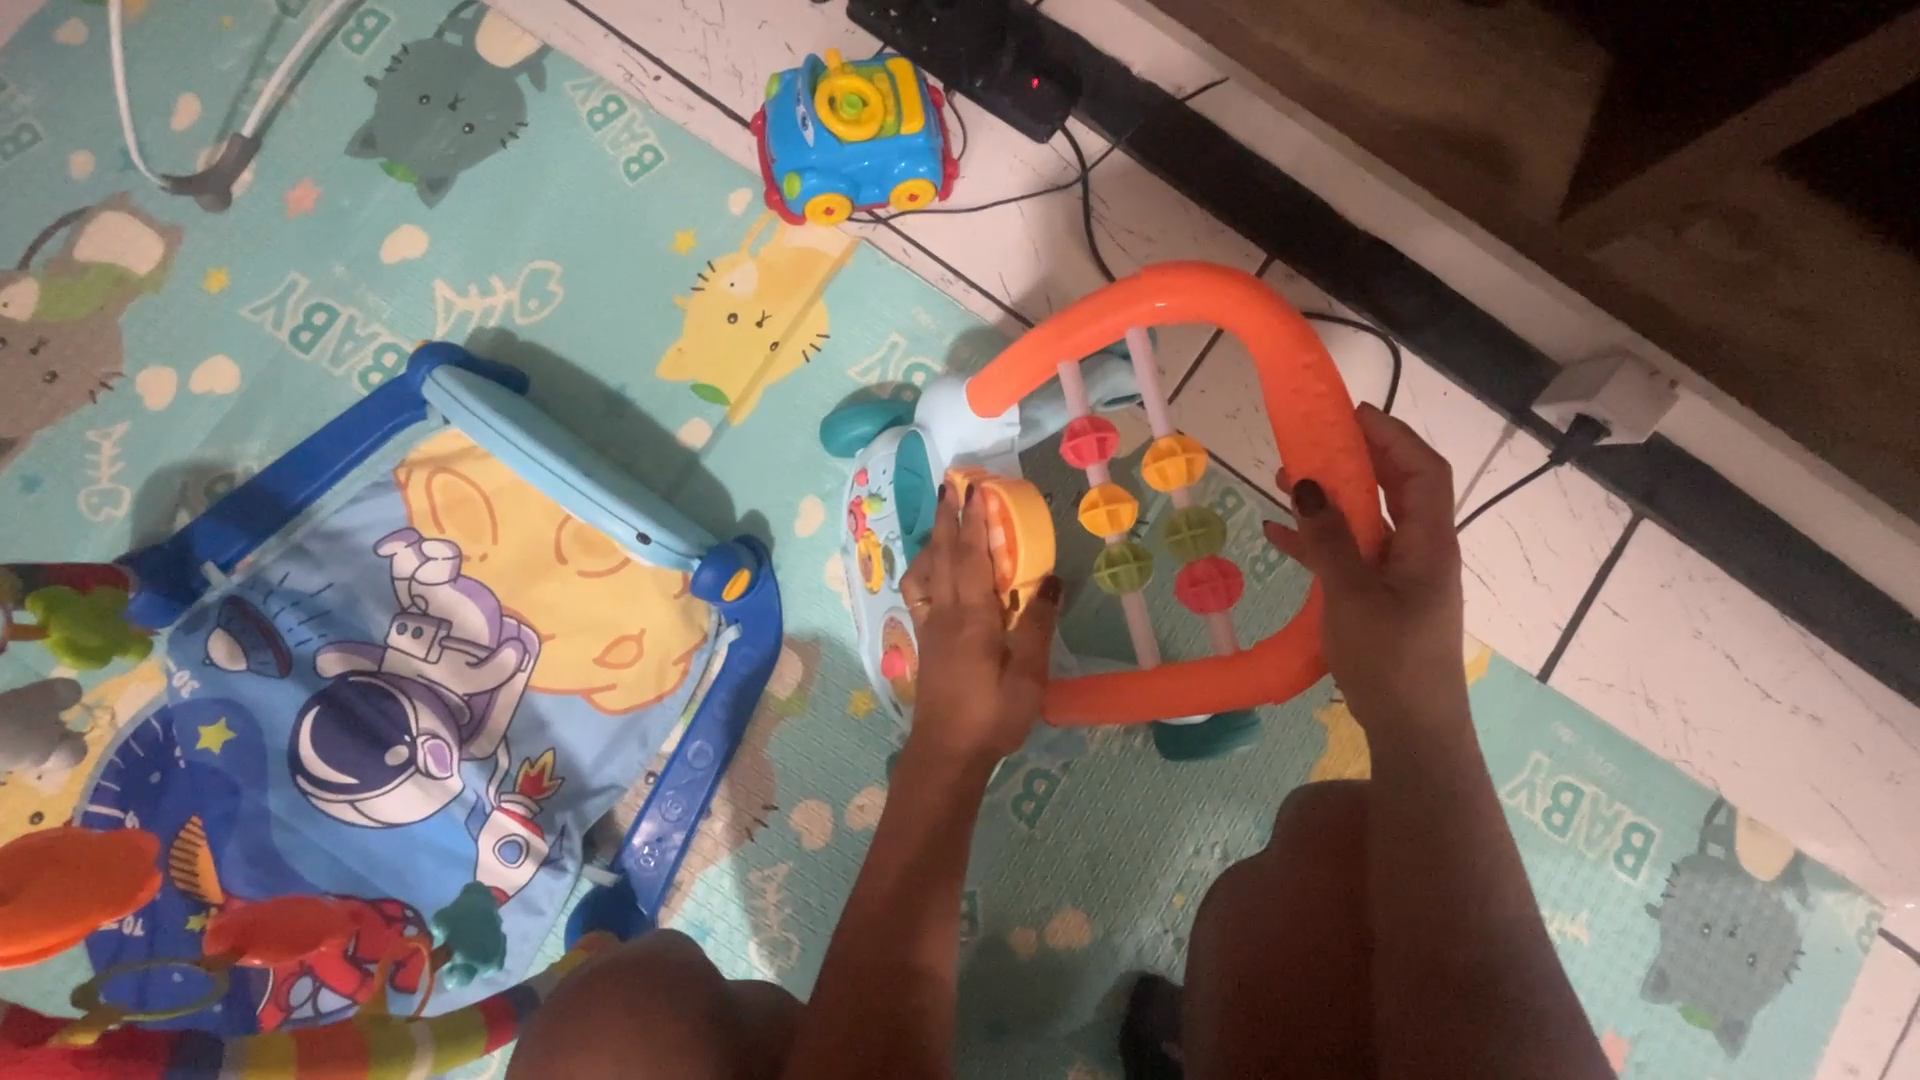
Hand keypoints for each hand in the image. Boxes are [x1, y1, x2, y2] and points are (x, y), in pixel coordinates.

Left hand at [898, 483, 1061, 765]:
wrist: (946, 752)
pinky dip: (925, 568)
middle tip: (950, 484)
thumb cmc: (992, 716)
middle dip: (948, 517)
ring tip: (943, 520)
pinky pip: (920, 592)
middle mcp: (945, 614)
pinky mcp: (926, 641)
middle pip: (943, 555)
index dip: (976, 521)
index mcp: (972, 618)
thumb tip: (1051, 581)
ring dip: (934, 539)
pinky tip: (934, 570)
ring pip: (925, 571)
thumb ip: (1038, 626)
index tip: (978, 488)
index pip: (974, 557)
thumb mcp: (1028, 677)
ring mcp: (930, 627)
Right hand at [1263, 403, 1468, 732]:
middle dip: (1355, 460)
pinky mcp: (1379, 600)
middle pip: (1395, 489)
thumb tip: (1306, 484)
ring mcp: (1400, 577)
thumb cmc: (1391, 661)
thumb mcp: (1353, 596)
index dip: (1392, 436)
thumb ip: (1330, 539)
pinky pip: (1349, 556)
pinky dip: (1317, 541)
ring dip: (1330, 499)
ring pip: (1367, 521)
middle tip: (1310, 441)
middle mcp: (1420, 552)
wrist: (1413, 731)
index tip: (1350, 414)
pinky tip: (1278, 535)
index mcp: (1428, 543)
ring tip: (1282, 481)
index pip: (1422, 470)